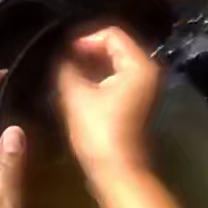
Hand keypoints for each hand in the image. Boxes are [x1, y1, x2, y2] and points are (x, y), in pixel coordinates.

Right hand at [54, 25, 162, 183]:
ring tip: (65, 71)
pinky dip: (98, 76)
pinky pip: (117, 76)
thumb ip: (66, 67)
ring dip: (91, 64)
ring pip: (115, 62)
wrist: (119, 173)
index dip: (84, 38)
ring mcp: (145, 86)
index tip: (62, 50)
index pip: (111, 34)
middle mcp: (148, 69)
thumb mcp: (76, 95)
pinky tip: (77, 84)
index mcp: (139, 63)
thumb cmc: (99, 132)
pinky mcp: (137, 99)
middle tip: (61, 59)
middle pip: (115, 46)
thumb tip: (58, 54)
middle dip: (86, 50)